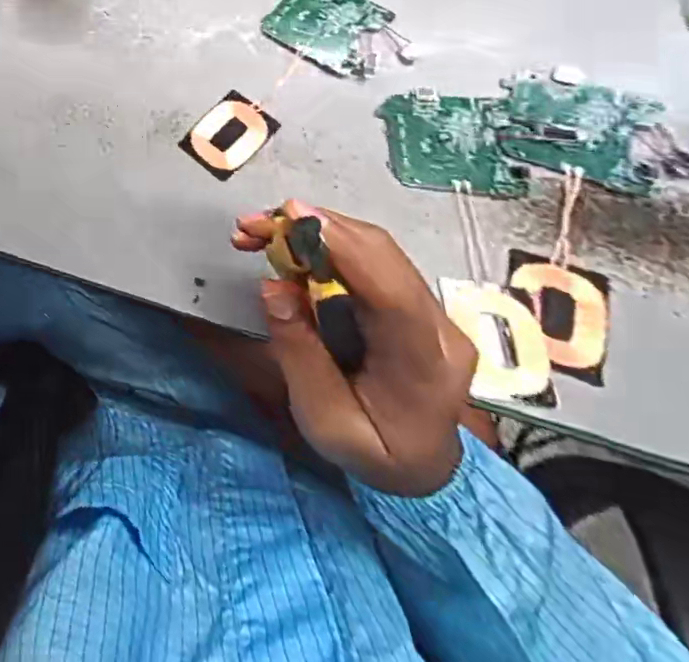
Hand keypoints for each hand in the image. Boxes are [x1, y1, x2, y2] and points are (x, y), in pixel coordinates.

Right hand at [231, 199, 476, 495]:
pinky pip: (368, 259)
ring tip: (258, 232)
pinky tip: (288, 246)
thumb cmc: (374, 453)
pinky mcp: (410, 301)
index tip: (294, 217)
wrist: (425, 471)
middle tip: (250, 226)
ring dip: (314, 231)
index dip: (344, 248)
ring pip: (375, 249)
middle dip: (314, 228)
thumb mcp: (325, 421)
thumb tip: (274, 288)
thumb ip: (300, 357)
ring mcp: (430, 310)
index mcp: (424, 365)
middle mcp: (438, 327)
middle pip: (382, 256)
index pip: (391, 294)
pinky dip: (324, 242)